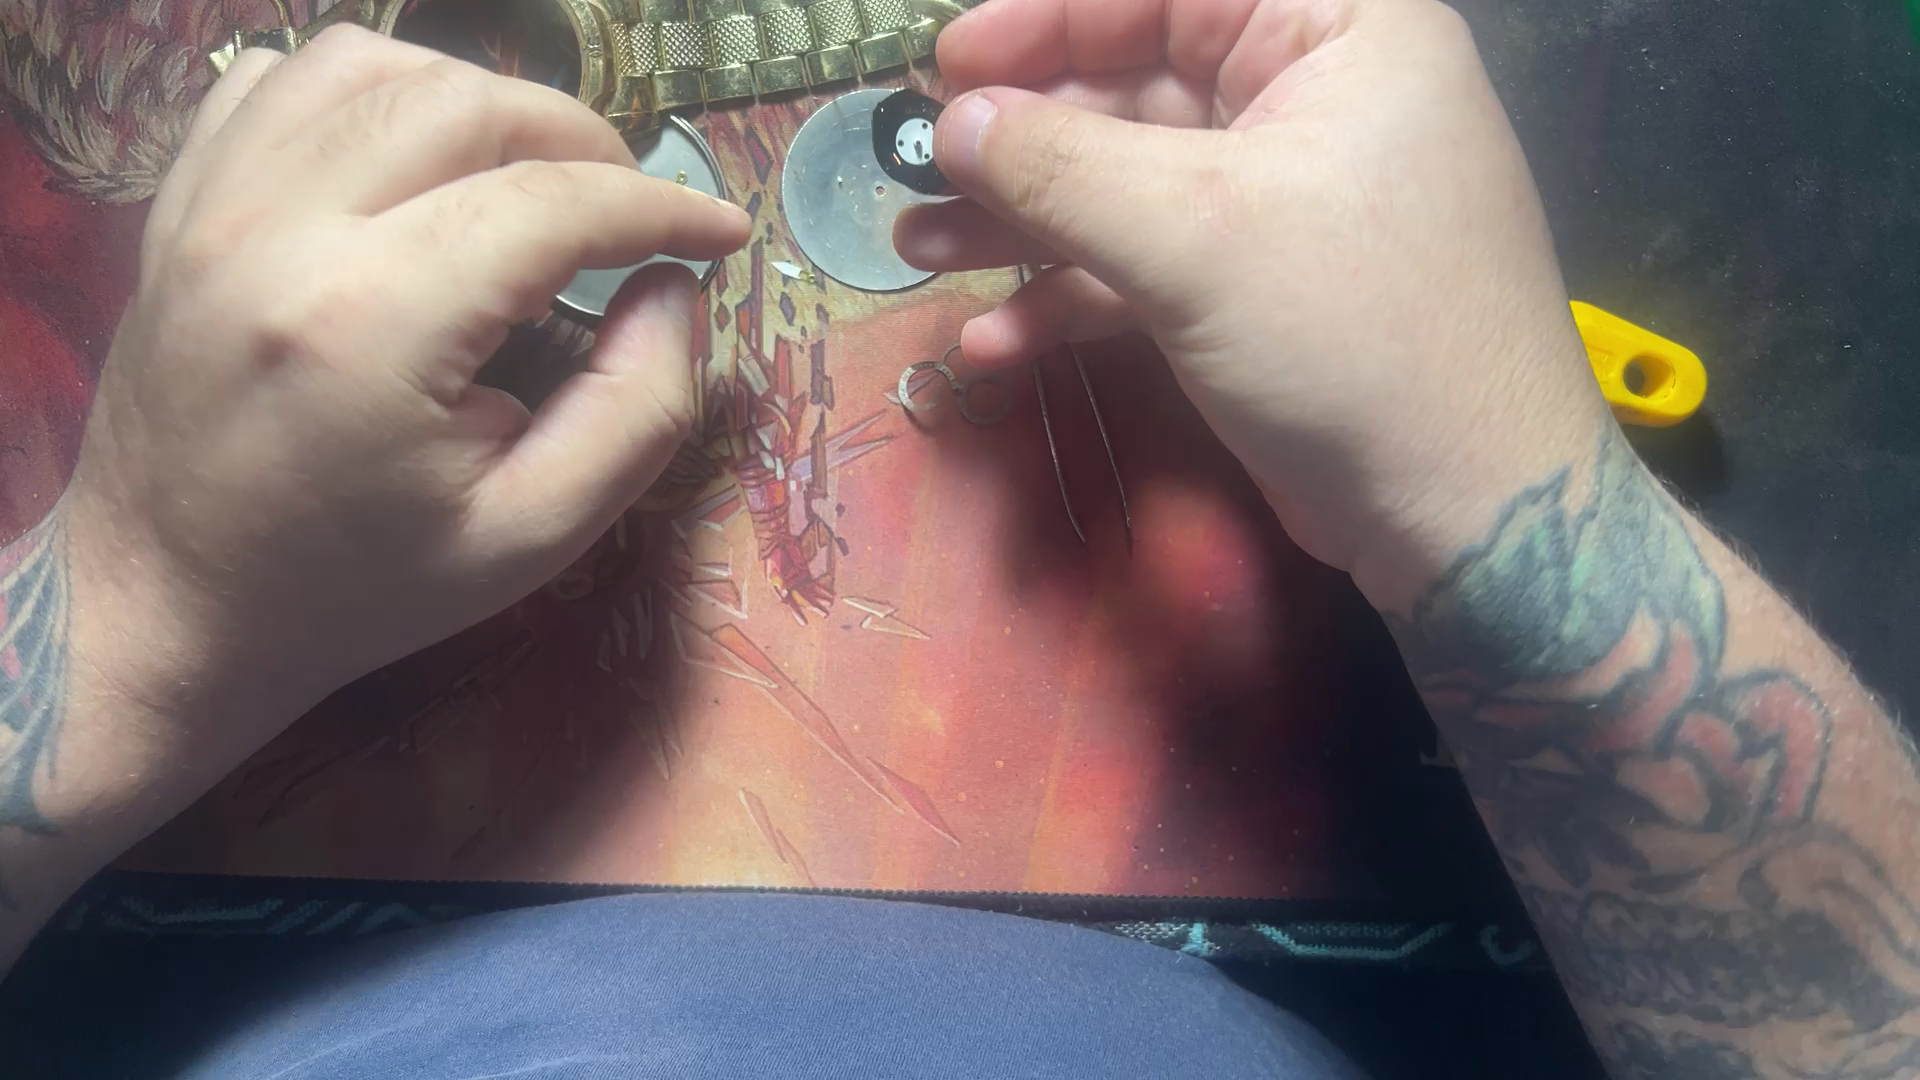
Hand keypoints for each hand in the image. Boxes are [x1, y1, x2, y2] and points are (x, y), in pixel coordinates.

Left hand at [64, 27, 749, 749]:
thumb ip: (640, 411)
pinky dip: (396, 100)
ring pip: (376, 68)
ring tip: (556, 183)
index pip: (549, 207)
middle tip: (644, 215)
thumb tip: (675, 292)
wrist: (179, 602)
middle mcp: (275, 229)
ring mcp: (209, 201)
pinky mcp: (185, 203)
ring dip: (498, 110)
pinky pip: (292, 84)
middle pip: (465, 107)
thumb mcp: (546, 529)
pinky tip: (440, 168)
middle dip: (588, 146)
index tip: (725, 231)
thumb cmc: (377, 582)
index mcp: (372, 325)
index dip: (662, 208)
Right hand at [897, 0, 1610, 604]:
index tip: (945, 65)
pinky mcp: (1233, 299)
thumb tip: (954, 127)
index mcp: (1327, 35)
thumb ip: (1064, 171)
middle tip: (916, 176)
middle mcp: (1293, 112)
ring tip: (921, 251)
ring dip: (1017, 233)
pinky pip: (1131, 280)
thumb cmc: (1345, 336)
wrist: (1441, 504)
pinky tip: (994, 343)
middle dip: (1014, 149)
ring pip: (1115, 200)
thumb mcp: (1196, 235)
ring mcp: (1258, 215)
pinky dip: (1063, 307)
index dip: (1046, 22)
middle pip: (1126, 101)